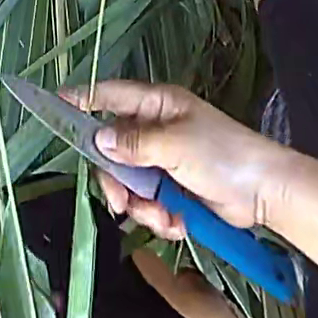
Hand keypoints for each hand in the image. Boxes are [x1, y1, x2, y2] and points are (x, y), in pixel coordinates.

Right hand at [61, 81, 295, 238]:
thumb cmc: (222, 154)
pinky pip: (147, 202)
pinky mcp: (172, 187)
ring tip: (164, 216)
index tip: (54, 103)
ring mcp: (163, 159)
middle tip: (122, 203)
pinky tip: (177, 222)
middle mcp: (155, 128)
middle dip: (117, 182)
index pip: (111, 96)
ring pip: (127, 183)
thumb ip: (134, 143)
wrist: (264, 191)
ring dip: (141, 206)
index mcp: (157, 105)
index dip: (83, 99)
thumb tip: (97, 139)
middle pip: (112, 151)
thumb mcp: (176, 144)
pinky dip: (158, 216)